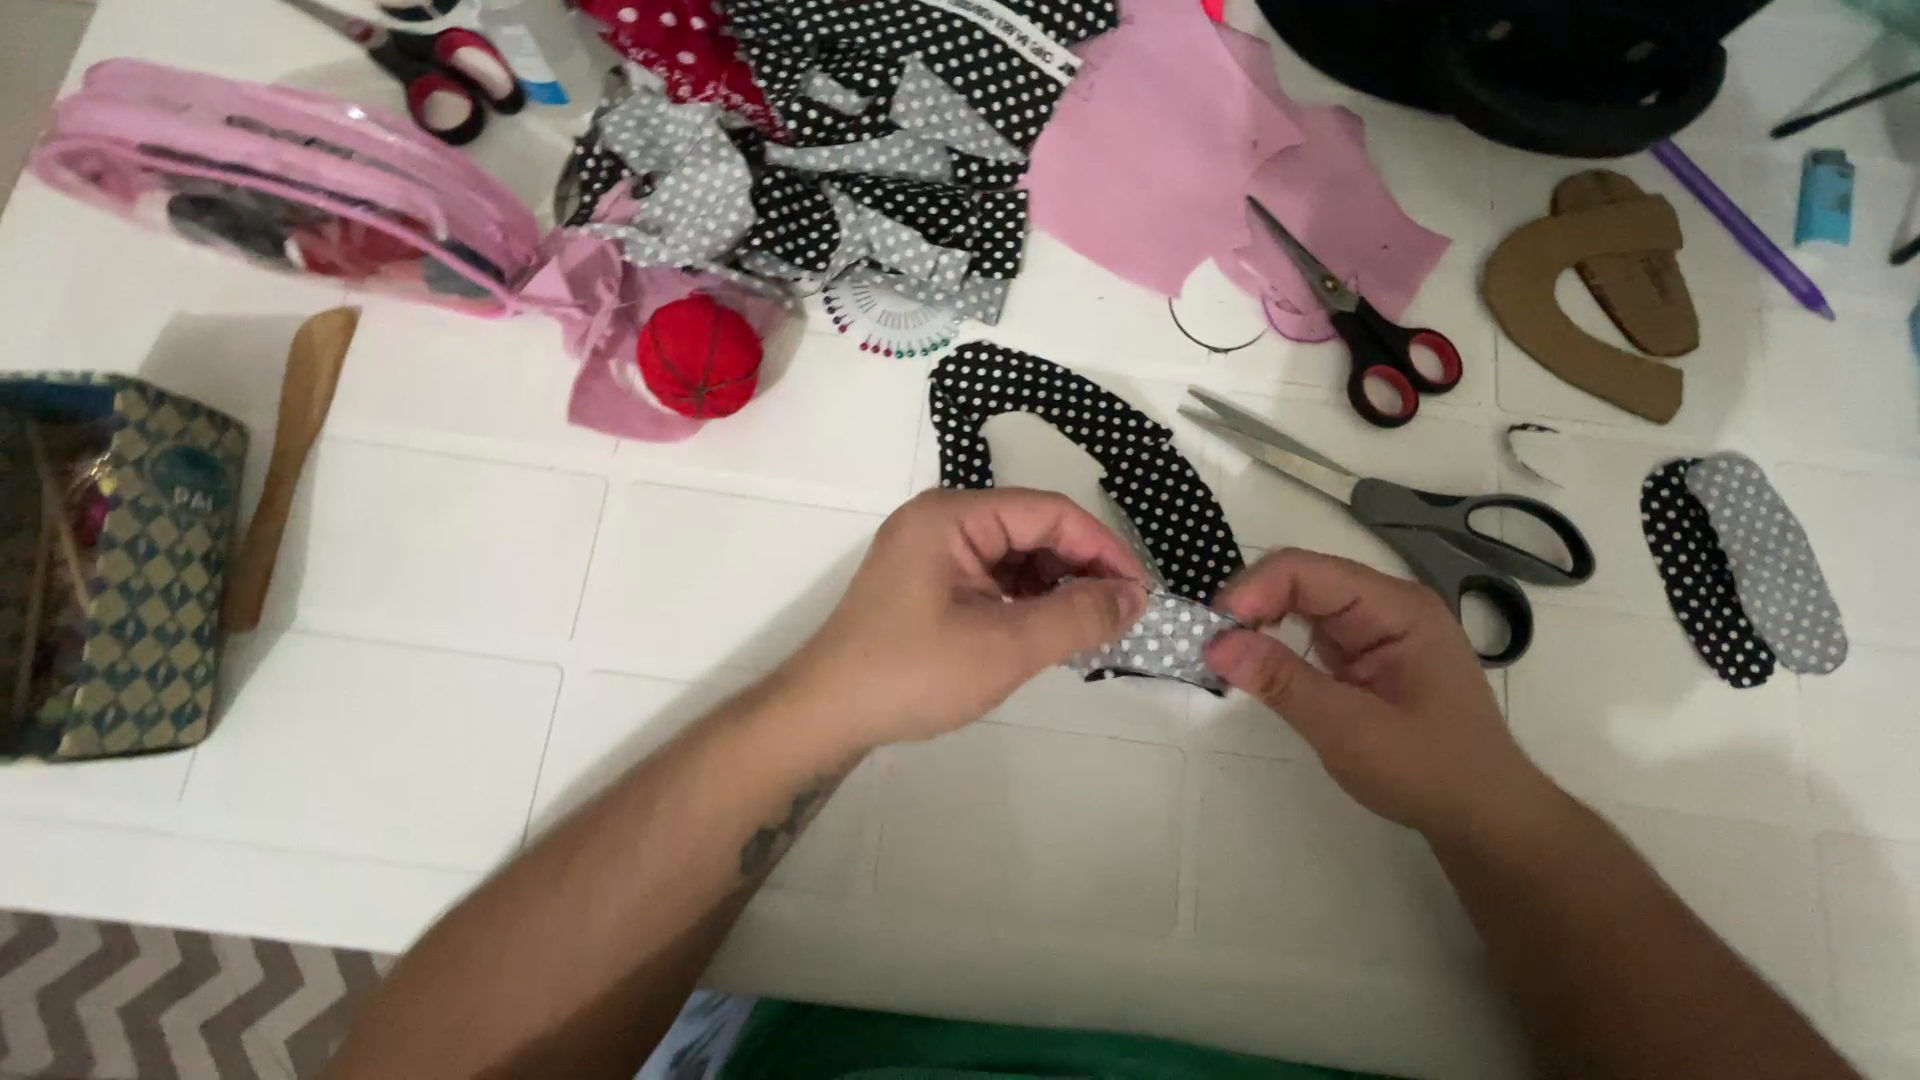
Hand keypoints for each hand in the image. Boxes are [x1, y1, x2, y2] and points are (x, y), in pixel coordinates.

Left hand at [782, 488, 1148, 750]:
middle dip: (1079, 570)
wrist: (824, 714)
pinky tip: (1046, 632)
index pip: (1049, 512)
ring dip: (1054, 588)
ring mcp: (930, 550)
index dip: (1102, 548)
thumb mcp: (1004, 647)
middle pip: (1031, 529)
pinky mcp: (926, 581)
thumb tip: (1134, 596)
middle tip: (1117, 618)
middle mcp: (940, 520)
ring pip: (1013, 555)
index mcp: (953, 516)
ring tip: (1087, 630)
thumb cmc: (912, 674)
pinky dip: (1024, 601)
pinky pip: (990, 577)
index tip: (1140, 593)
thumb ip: (1076, 616)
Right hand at [1203, 549, 1557, 841]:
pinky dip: (1273, 640)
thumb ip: (1282, 681)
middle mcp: (1385, 605)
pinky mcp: (1362, 653)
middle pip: (1301, 578)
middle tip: (1210, 643)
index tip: (1214, 629)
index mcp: (1396, 608)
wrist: (1484, 818)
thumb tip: (1214, 644)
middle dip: (1250, 602)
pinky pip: (1307, 629)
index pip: (1308, 572)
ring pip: (1299, 601)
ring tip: (1222, 651)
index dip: (1254, 590)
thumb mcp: (1349, 729)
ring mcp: (1374, 628)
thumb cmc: (1429, 771)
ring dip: (1257, 619)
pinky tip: (1252, 661)